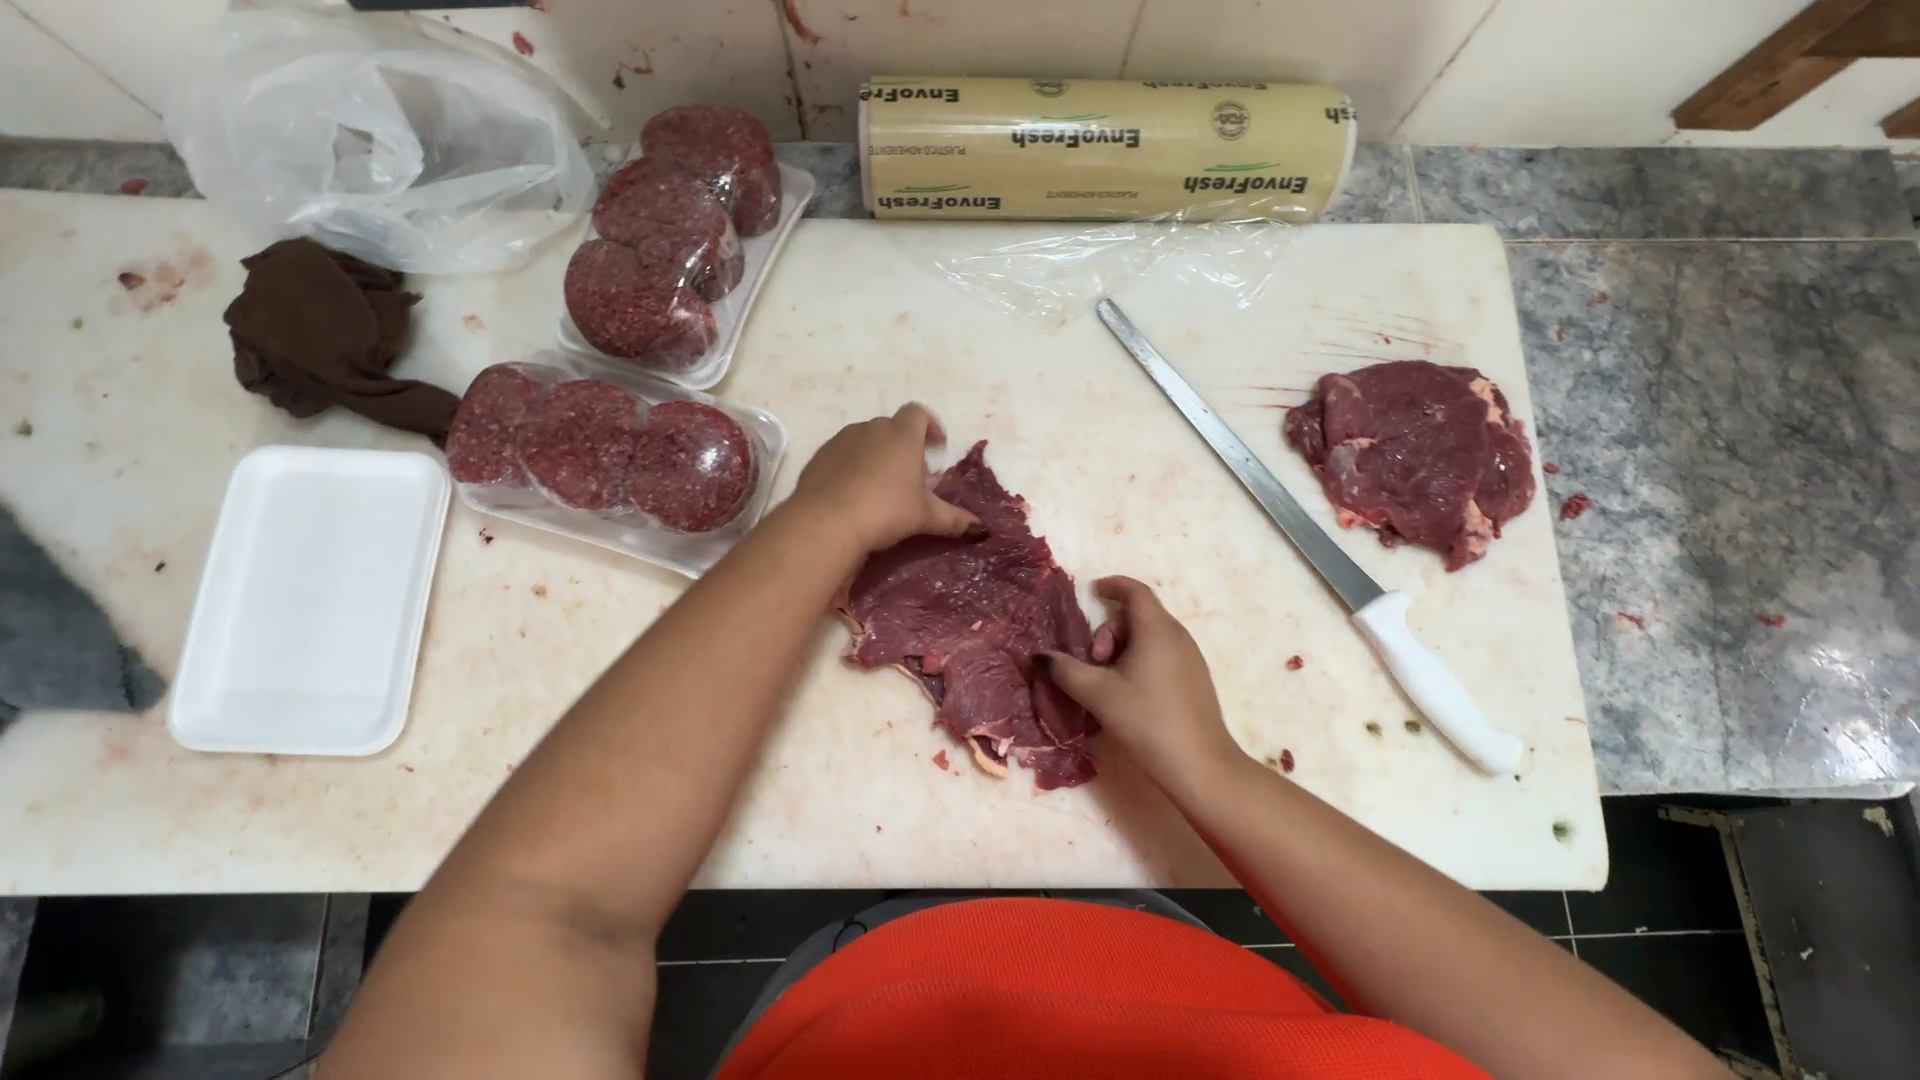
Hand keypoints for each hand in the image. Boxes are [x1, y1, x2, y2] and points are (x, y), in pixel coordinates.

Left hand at [789, 404, 981, 555]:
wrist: (826, 521)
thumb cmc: (885, 510)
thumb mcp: (925, 517)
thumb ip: (954, 520)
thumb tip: (981, 529)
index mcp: (901, 435)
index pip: (918, 413)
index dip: (930, 426)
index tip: (936, 446)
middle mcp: (871, 429)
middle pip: (891, 427)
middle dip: (903, 446)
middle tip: (911, 476)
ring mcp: (841, 441)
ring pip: (864, 440)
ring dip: (876, 455)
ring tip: (881, 486)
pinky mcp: (819, 458)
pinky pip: (841, 455)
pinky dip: (851, 467)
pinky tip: (853, 494)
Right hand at [1044, 576, 1247, 793]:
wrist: (1198, 764)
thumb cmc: (1146, 720)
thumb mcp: (1097, 694)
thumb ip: (1065, 670)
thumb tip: (1040, 657)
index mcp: (1156, 630)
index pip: (1135, 591)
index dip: (1113, 585)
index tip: (1094, 591)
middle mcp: (1178, 636)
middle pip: (1139, 615)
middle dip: (1109, 631)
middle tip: (1094, 661)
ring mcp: (1191, 658)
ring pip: (1150, 637)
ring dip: (1123, 648)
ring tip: (1107, 682)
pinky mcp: (1195, 680)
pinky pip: (1163, 654)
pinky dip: (1140, 661)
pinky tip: (1128, 694)